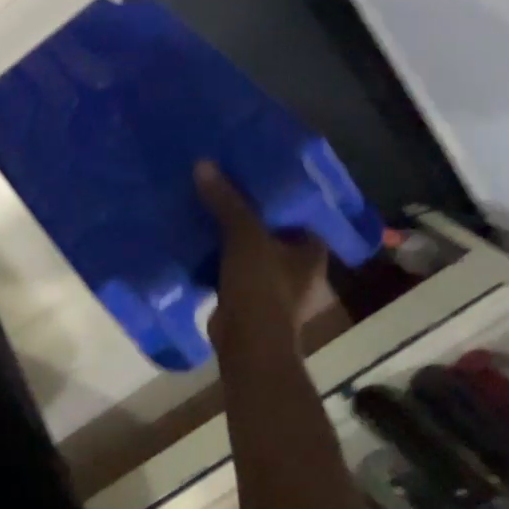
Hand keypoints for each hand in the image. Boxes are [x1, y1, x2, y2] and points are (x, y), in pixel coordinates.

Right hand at [198, 161, 329, 352]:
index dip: (275, 197)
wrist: (249, 344)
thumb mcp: (244, 237)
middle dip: (247, 215)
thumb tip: (204, 164)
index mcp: (312, 253)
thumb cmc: (262, 288)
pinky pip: (232, 268)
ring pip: (250, 251)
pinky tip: (196, 242)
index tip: (248, 177)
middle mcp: (299, 270)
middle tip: (219, 189)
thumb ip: (227, 202)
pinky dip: (217, 257)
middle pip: (270, 232)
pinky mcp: (248, 300)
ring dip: (230, 237)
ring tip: (202, 210)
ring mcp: (274, 288)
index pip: (298, 216)